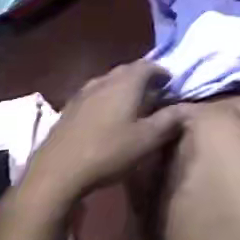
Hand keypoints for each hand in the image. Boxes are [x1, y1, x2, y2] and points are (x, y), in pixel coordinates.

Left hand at [18, 60, 182, 213]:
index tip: (171, 86)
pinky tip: (107, 120)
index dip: (162, 73)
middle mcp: (103, 81)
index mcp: (125, 83)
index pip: (148, 65)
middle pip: (127, 71)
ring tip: (132, 107)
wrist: (55, 174)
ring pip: (108, 83)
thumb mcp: (148, 139)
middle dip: (143, 79)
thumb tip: (184, 108)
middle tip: (155, 95)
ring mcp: (81, 95)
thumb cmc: (108, 152)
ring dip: (123, 89)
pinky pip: (94, 96)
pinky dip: (106, 100)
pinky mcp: (67, 110)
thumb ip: (169, 120)